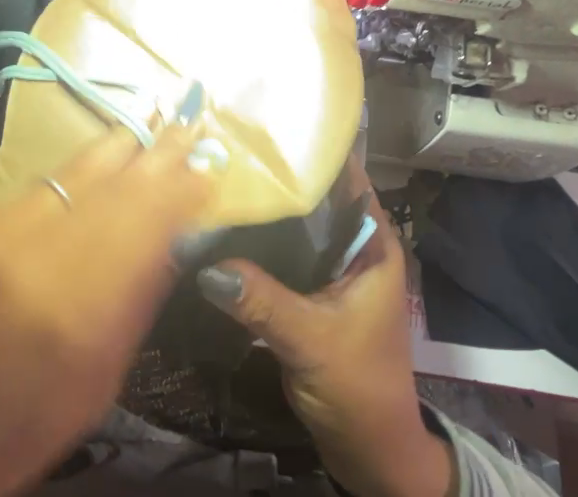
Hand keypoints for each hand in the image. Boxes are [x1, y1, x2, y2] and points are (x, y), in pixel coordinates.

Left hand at [0, 109, 219, 496]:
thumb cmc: (16, 429)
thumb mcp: (97, 383)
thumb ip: (136, 302)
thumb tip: (174, 237)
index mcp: (71, 311)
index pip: (143, 223)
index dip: (180, 191)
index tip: (210, 171)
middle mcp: (26, 256)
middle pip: (109, 188)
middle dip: (155, 157)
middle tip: (189, 127)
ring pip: (68, 175)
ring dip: (116, 154)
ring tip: (149, 129)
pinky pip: (32, 192)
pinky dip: (69, 183)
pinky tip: (91, 174)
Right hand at [197, 163, 452, 496]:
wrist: (368, 450)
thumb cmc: (358, 386)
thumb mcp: (310, 340)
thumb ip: (261, 300)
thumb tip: (203, 264)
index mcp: (373, 245)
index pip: (346, 179)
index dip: (313, 152)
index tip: (267, 128)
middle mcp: (353, 248)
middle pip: (314, 200)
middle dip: (276, 178)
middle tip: (226, 152)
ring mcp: (329, 272)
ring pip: (294, 229)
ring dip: (263, 214)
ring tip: (217, 182)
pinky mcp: (306, 295)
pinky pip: (280, 259)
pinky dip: (255, 247)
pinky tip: (220, 234)